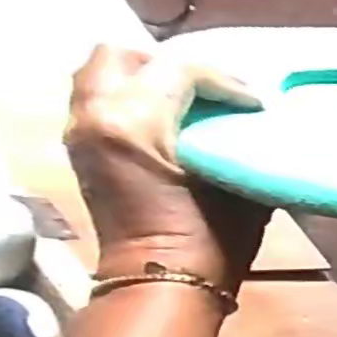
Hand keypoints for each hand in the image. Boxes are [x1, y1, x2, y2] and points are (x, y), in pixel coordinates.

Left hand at [66, 45, 268, 287]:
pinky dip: (133, 97)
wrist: (164, 280)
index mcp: (134, 122)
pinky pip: (101, 98)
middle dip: (172, 66)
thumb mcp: (237, 182)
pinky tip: (168, 120)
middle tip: (211, 91)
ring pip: (103, 72)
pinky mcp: (82, 146)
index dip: (226, 83)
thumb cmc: (212, 240)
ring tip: (188, 101)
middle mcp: (96, 114)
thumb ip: (235, 137)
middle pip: (124, 56)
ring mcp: (80, 129)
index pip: (181, 71)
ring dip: (148, 78)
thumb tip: (249, 119)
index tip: (255, 104)